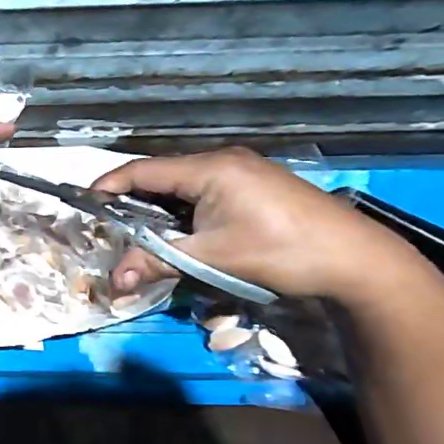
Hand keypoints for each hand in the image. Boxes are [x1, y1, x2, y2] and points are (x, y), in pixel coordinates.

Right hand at [93, 148, 420, 303]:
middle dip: (130, 201)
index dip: (107, 187)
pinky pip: (202, 192)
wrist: (360, 263)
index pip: (141, 170)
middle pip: (160, 176)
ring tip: (137, 234)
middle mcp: (223, 161)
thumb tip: (113, 282)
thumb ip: (156, 263)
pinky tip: (178, 233)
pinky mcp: (255, 186)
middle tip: (107, 227)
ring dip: (156, 209)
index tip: (83, 207)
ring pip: (181, 186)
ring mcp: (242, 171)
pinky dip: (181, 211)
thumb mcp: (212, 259)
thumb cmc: (283, 253)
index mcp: (210, 168)